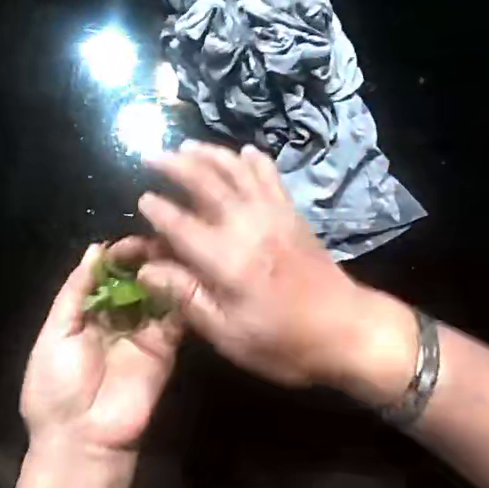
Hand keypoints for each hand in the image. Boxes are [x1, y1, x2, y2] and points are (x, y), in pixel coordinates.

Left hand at [20, 243, 183, 457]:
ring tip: (173, 252)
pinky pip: (177, 315)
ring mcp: (146, 330)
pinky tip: (184, 275)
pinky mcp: (168, 344)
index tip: (131, 242)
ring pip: (159, 291)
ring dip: (165, 270)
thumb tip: (96, 249)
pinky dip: (181, 293)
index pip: (108, 274)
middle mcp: (120, 316)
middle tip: (157, 242)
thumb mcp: (55, 334)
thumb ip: (75, 291)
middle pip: (136, 279)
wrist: (82, 438)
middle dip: (146, 258)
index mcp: (89, 312)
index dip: (119, 256)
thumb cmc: (57, 387)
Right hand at [130, 142, 417, 405]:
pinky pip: (271, 178)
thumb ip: (187, 298)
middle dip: (176, 166)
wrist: (347, 328)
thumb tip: (146, 269)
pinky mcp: (294, 214)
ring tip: (188, 145)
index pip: (181, 225)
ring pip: (238, 172)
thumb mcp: (229, 335)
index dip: (159, 211)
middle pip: (207, 185)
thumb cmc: (283, 342)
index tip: (141, 199)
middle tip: (152, 155)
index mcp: (226, 260)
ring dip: (212, 154)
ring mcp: (274, 215)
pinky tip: (245, 151)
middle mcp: (248, 227)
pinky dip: (256, 161)